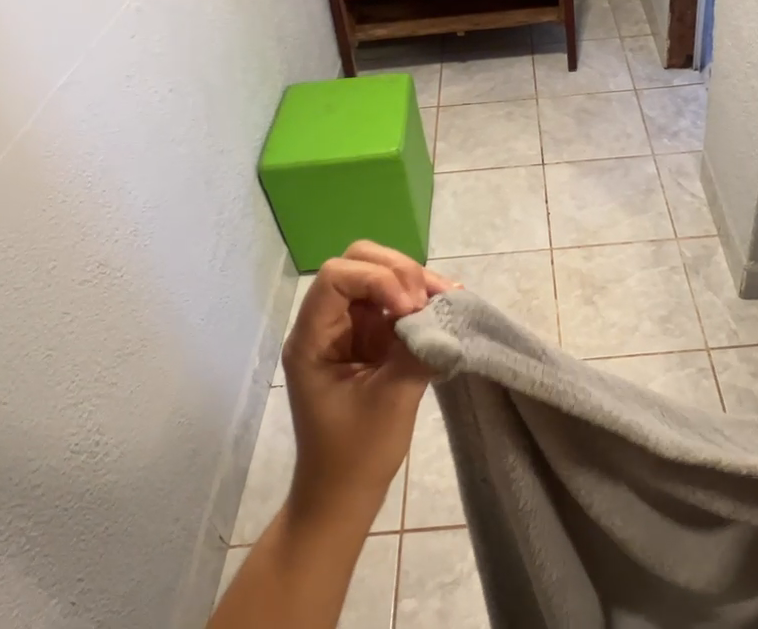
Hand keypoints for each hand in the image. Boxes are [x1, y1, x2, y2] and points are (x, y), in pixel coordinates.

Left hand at [283, 241, 455, 524]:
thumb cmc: (356, 454)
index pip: (337, 277)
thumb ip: (415, 352)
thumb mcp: (390, 401)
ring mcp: (349, 328)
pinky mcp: (370, 338)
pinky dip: (420, 300)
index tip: (409, 310)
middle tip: (427, 302)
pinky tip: (446, 308)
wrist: (343, 494)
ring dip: (414, 282)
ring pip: (379, 275)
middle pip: (357, 262)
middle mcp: (326, 324)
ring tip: (445, 301)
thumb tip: (443, 315)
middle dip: (398, 271)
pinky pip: (394, 301)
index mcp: (311, 339)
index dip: (377, 279)